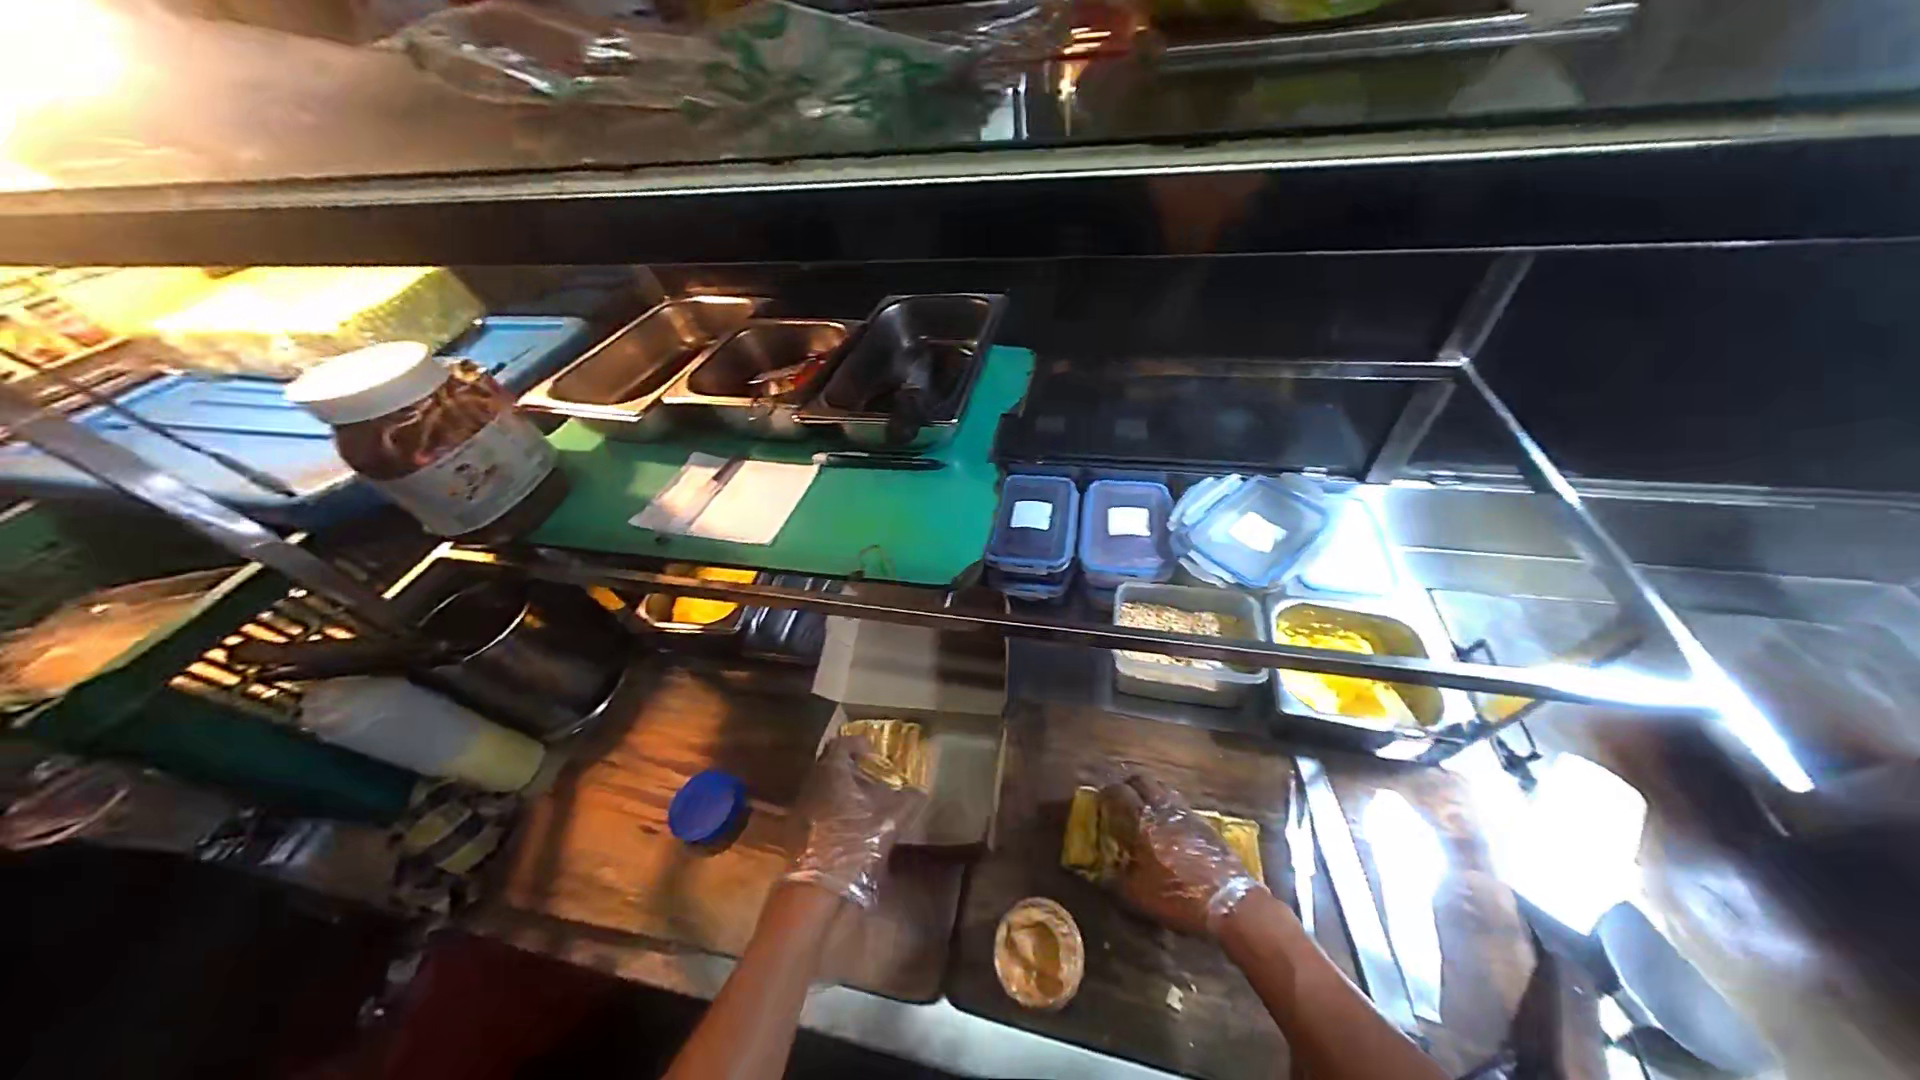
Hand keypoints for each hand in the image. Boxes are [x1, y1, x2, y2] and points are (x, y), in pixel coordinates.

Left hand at [780, 735, 927, 908]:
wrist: (815, 892)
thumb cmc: (853, 845)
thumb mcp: (889, 822)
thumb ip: (906, 801)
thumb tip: (919, 790)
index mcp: (832, 774)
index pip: (841, 745)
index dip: (858, 744)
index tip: (874, 753)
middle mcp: (812, 784)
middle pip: (829, 765)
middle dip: (850, 767)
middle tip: (872, 775)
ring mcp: (801, 808)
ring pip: (822, 787)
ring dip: (841, 789)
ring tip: (864, 801)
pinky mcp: (796, 831)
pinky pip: (817, 807)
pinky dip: (832, 808)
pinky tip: (848, 824)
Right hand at [1098, 773, 1264, 936]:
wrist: (1232, 904)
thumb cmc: (1178, 897)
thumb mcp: (1138, 896)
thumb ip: (1115, 881)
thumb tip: (1099, 874)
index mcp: (1145, 821)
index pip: (1120, 792)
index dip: (1107, 793)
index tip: (1100, 800)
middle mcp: (1166, 810)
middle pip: (1144, 781)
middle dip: (1129, 785)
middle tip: (1121, 799)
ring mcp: (1189, 815)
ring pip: (1165, 791)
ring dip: (1152, 794)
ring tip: (1145, 810)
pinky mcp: (1207, 826)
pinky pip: (1182, 806)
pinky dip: (1170, 809)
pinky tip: (1169, 828)